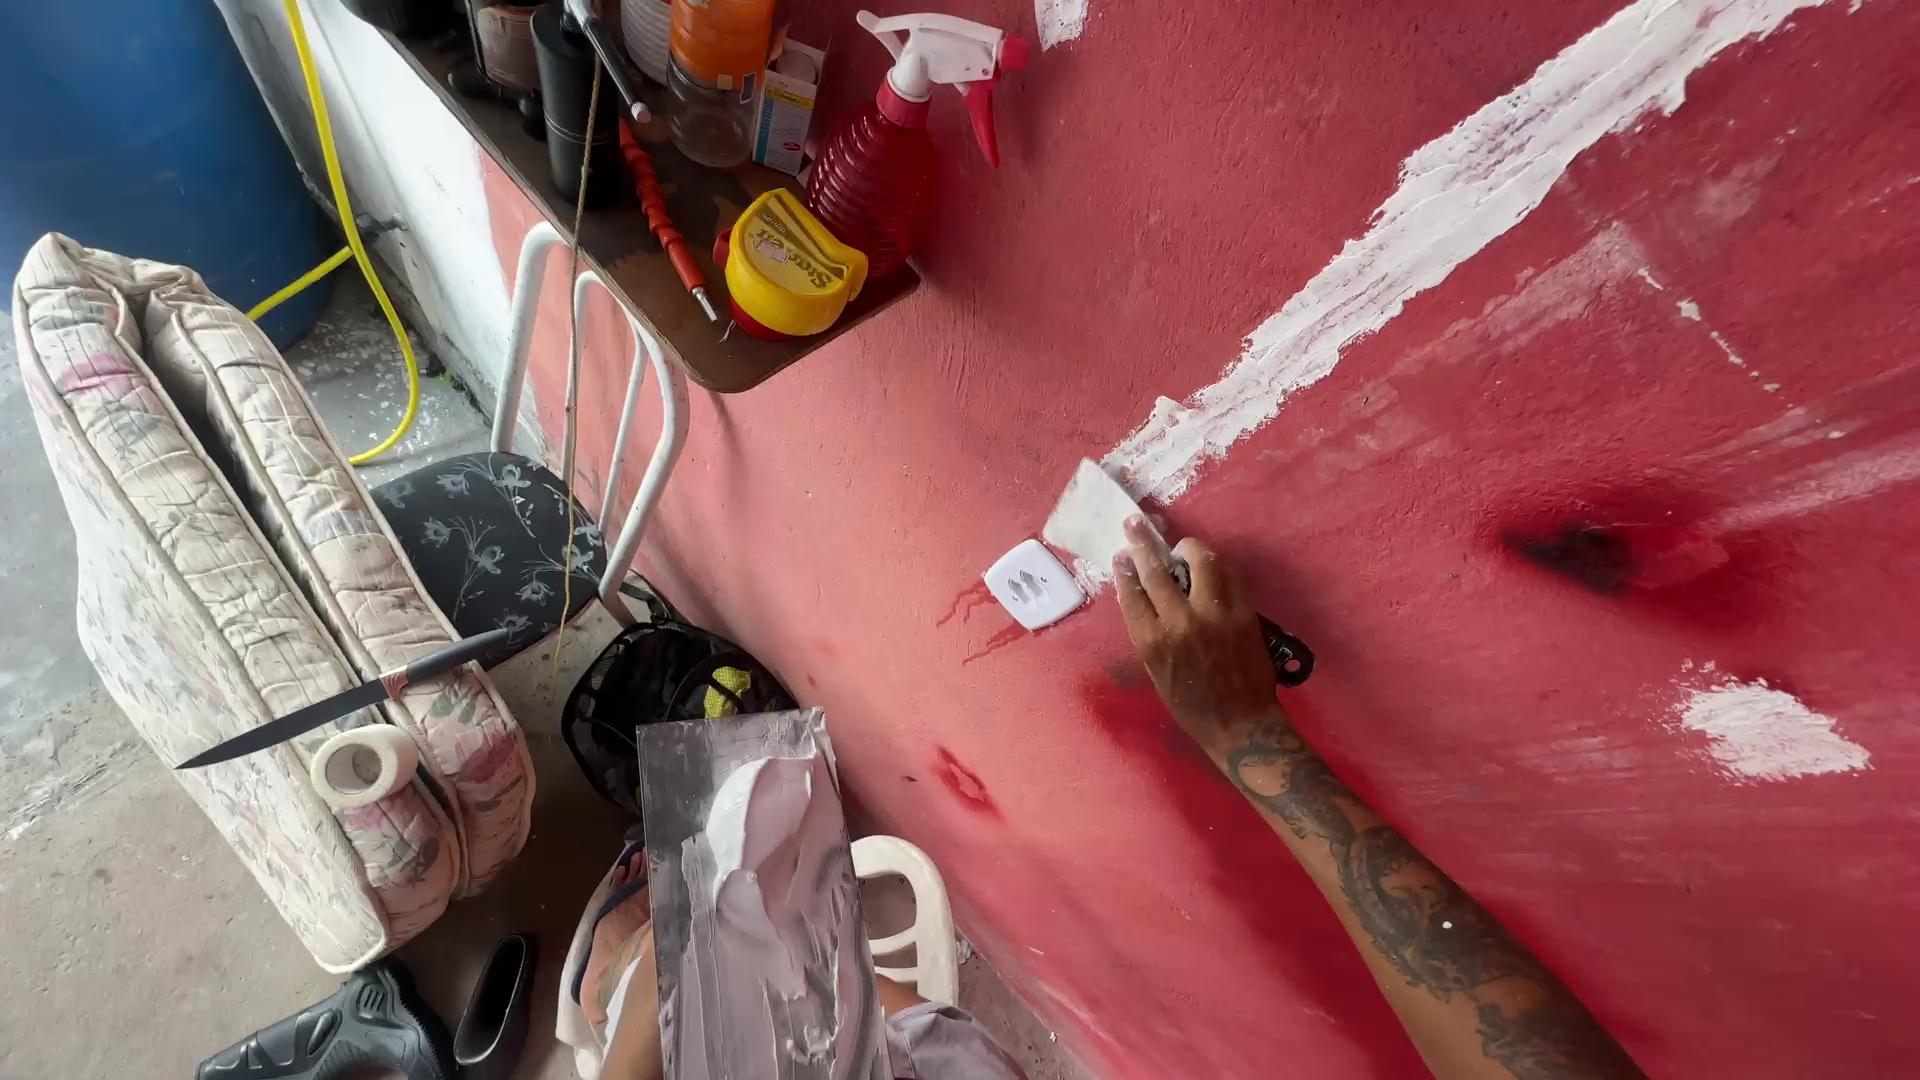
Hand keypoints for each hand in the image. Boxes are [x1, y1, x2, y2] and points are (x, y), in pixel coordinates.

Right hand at [1113, 517, 1280, 756]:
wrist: (1240, 724)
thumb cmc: (1189, 704)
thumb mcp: (1155, 670)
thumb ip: (1147, 631)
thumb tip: (1141, 595)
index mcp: (1152, 641)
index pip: (1132, 591)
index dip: (1125, 567)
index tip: (1122, 554)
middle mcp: (1180, 622)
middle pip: (1156, 570)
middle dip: (1142, 543)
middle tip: (1135, 524)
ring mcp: (1215, 614)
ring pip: (1200, 561)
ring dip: (1187, 549)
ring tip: (1182, 549)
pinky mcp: (1243, 613)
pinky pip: (1228, 576)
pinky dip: (1215, 567)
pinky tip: (1209, 568)